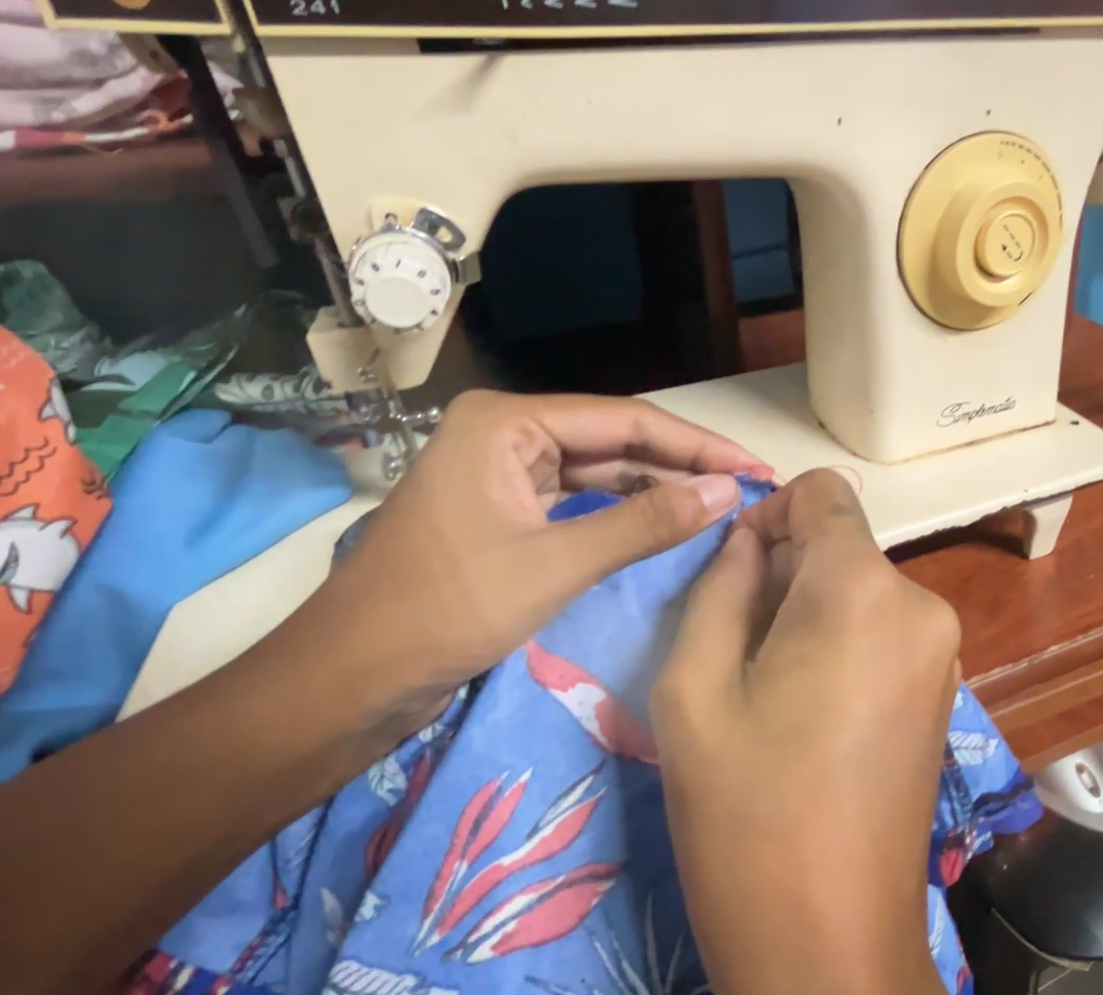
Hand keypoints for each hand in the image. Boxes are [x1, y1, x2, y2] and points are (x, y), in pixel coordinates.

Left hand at [292, 391, 769, 720]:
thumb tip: (728, 490)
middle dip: (682, 464)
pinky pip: (579, 500)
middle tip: (750, 485)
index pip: (626, 421)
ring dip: (658, 487)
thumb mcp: (555, 565)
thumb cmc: (444, 611)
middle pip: (616, 440)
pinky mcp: (505, 510)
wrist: (347, 682)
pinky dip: (625, 511)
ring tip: (723, 502)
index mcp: (507, 422)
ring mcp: (504, 472)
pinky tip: (669, 521)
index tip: (755, 466)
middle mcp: (506, 432)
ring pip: (600, 470)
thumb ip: (646, 523)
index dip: (698, 445)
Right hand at [652, 469, 959, 994]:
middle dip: (783, 569)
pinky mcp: (942, 690)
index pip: (823, 492)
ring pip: (859, 588)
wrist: (832, 942)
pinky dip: (839, 639)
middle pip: (841, 544)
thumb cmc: (746, 815)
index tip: (731, 568)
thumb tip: (745, 541)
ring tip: (760, 684)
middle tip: (729, 641)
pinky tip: (802, 705)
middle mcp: (919, 604)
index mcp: (863, 590)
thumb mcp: (694, 690)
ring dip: (806, 609)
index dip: (769, 510)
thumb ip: (718, 589)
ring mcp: (941, 650)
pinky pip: (882, 629)